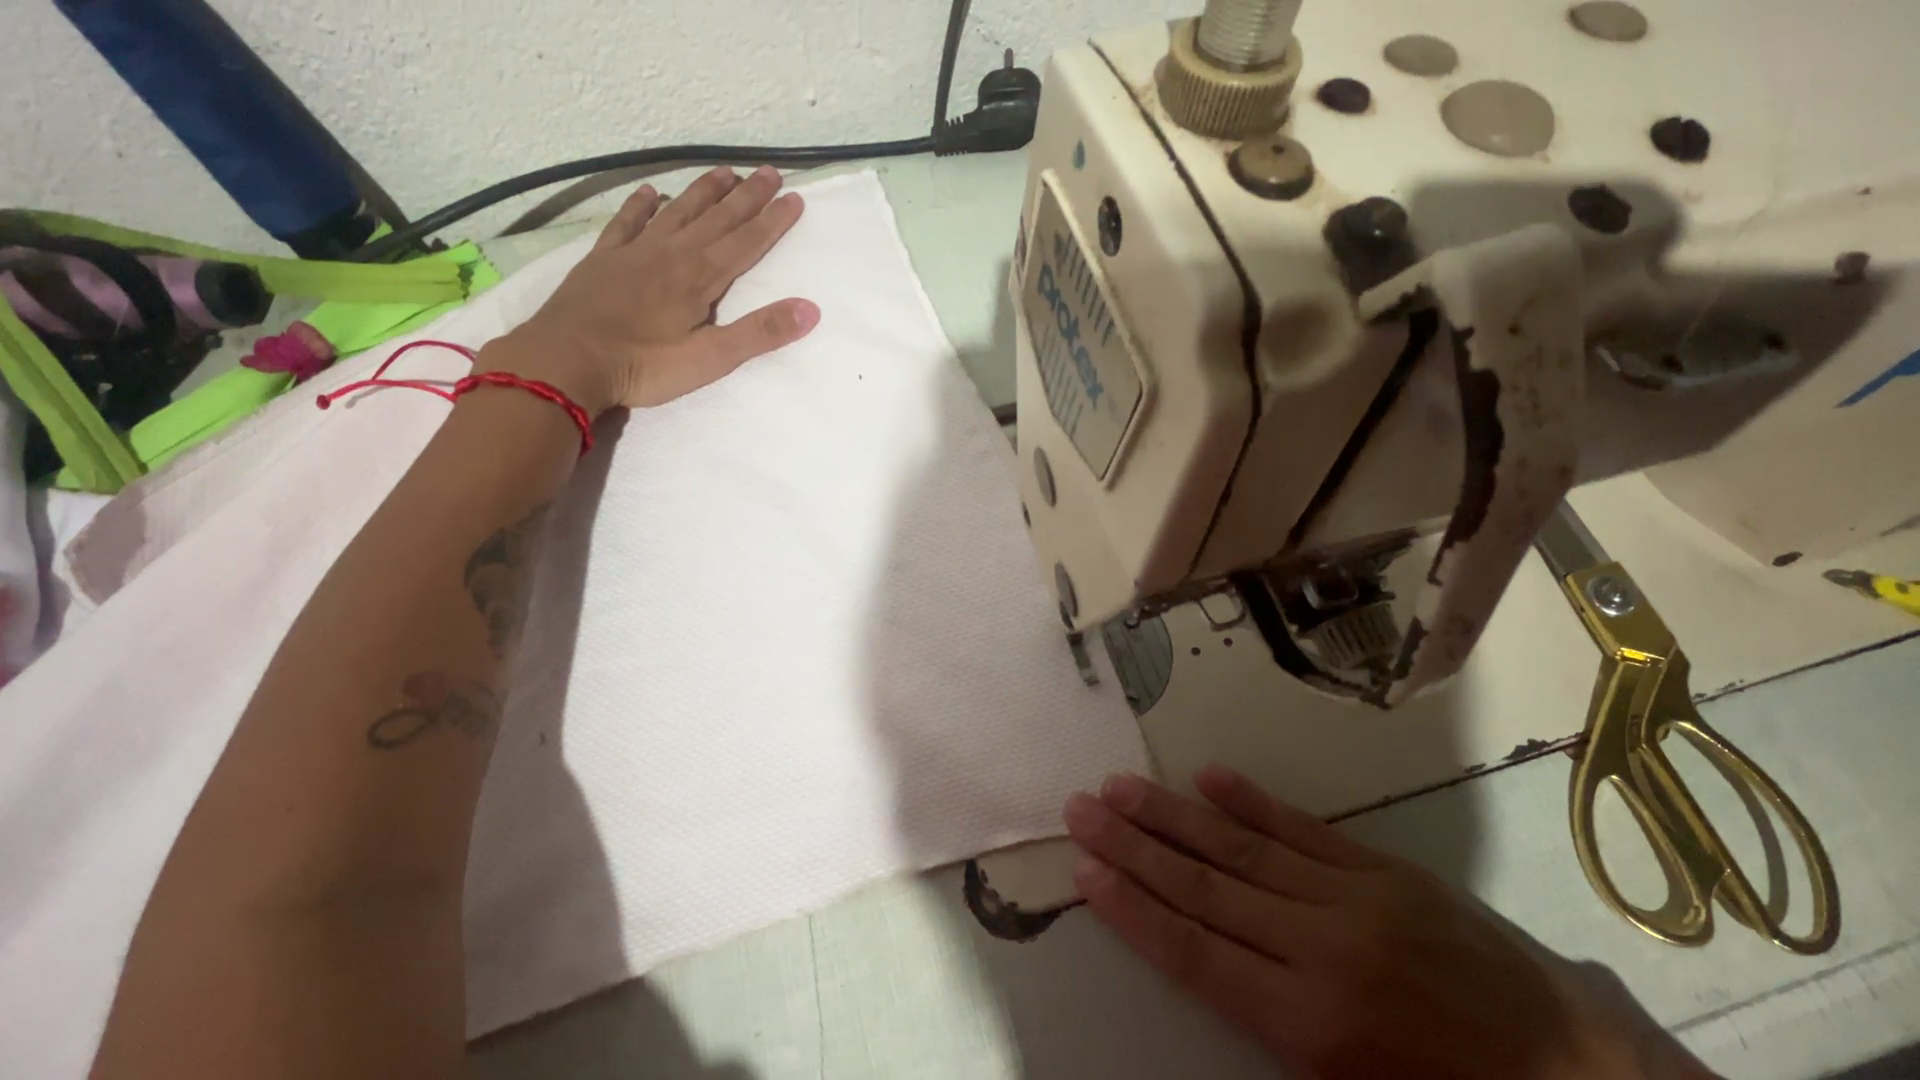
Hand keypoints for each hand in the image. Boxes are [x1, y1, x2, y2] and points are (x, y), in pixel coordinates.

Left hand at [476, 166, 819, 415]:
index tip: (795, 197)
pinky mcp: (603, 260)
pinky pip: (627, 222)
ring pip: (678, 212)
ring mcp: (635, 253)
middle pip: (717, 218)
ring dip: (703, 192)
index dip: (772, 220)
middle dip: (746, 196)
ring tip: (724, 172)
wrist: (565, 361)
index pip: (746, 242)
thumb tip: (811, 309)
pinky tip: (652, 192)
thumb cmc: (644, 366)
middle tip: (769, 172)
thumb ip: (760, 333)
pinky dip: (641, 205)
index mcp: (701, 278)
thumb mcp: (711, 359)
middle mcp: (672, 254)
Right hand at [1064, 767, 1673, 1079]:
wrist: (1569, 1069)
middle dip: (1134, 846)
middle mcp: (1318, 948)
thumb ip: (1269, 1037)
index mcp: (1305, 1021)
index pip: (1193, 951)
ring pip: (1243, 848)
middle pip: (1205, 887)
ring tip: (1122, 786)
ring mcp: (1353, 898)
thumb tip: (1201, 971)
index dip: (1132, 908)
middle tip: (1082, 807)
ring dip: (1175, 815)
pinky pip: (1305, 830)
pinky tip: (1211, 778)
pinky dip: (1253, 804)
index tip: (1083, 868)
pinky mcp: (1386, 871)